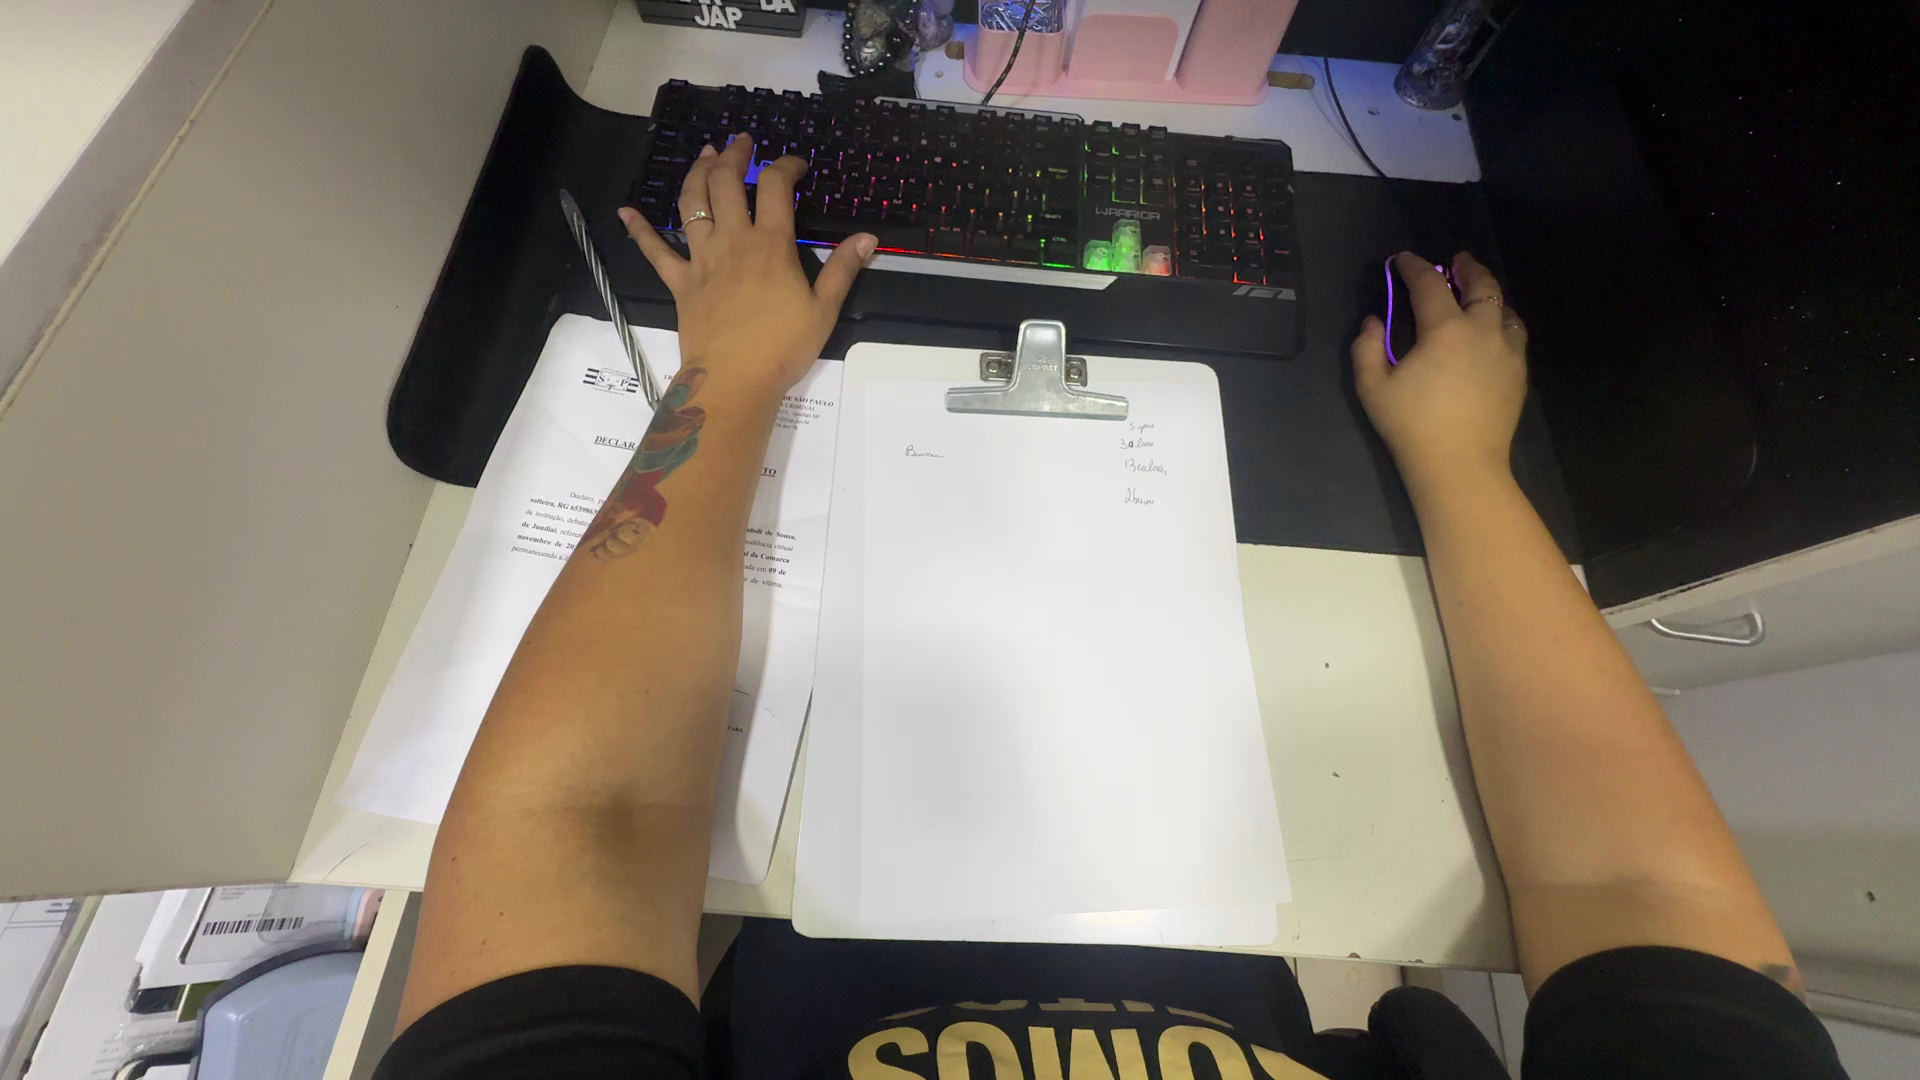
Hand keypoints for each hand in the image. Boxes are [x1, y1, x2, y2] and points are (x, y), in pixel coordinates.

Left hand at [619, 135, 875, 398]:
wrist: (736, 380)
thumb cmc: (784, 348)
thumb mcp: (824, 310)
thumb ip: (843, 270)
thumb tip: (867, 238)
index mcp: (771, 245)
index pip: (776, 187)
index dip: (786, 166)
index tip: (796, 164)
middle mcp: (733, 241)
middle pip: (727, 182)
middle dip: (735, 155)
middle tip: (741, 143)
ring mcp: (702, 259)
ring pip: (693, 202)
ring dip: (697, 173)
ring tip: (704, 156)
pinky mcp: (680, 282)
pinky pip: (656, 251)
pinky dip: (640, 230)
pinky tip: (626, 211)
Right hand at [1352, 251, 1528, 485]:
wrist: (1458, 462)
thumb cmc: (1409, 423)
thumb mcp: (1372, 387)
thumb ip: (1367, 348)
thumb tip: (1372, 322)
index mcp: (1444, 330)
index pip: (1429, 286)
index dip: (1414, 268)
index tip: (1403, 260)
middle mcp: (1482, 330)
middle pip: (1481, 287)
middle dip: (1467, 269)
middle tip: (1457, 261)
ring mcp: (1506, 350)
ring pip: (1504, 309)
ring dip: (1489, 295)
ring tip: (1478, 294)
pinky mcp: (1518, 372)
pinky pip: (1514, 333)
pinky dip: (1501, 321)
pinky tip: (1492, 330)